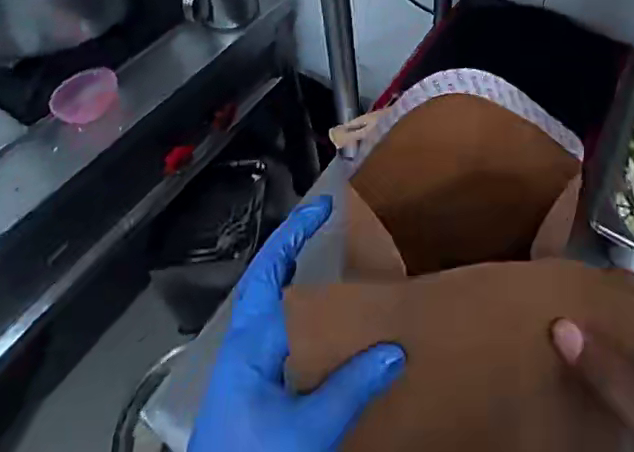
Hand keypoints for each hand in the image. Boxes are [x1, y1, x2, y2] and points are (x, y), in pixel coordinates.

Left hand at [193, 196, 404, 451]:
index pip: (274, 270)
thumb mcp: (309, 431)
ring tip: (319, 257)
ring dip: (287, 271)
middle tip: (321, 221)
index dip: (297, 232)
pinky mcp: (245, 383)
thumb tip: (394, 349)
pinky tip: (310, 318)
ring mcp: (239, 363)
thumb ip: (350, 389)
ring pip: (263, 300)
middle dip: (289, 243)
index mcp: (252, 340)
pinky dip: (288, 303)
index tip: (325, 205)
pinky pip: (268, 325)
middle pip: (263, 276)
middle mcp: (241, 342)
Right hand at [550, 298, 633, 451]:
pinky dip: (622, 342)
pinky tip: (599, 358)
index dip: (582, 291)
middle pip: (630, 296)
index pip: (620, 287)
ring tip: (566, 332)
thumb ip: (610, 373)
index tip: (544, 295)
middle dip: (593, 305)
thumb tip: (558, 324)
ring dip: (606, 325)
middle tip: (549, 312)